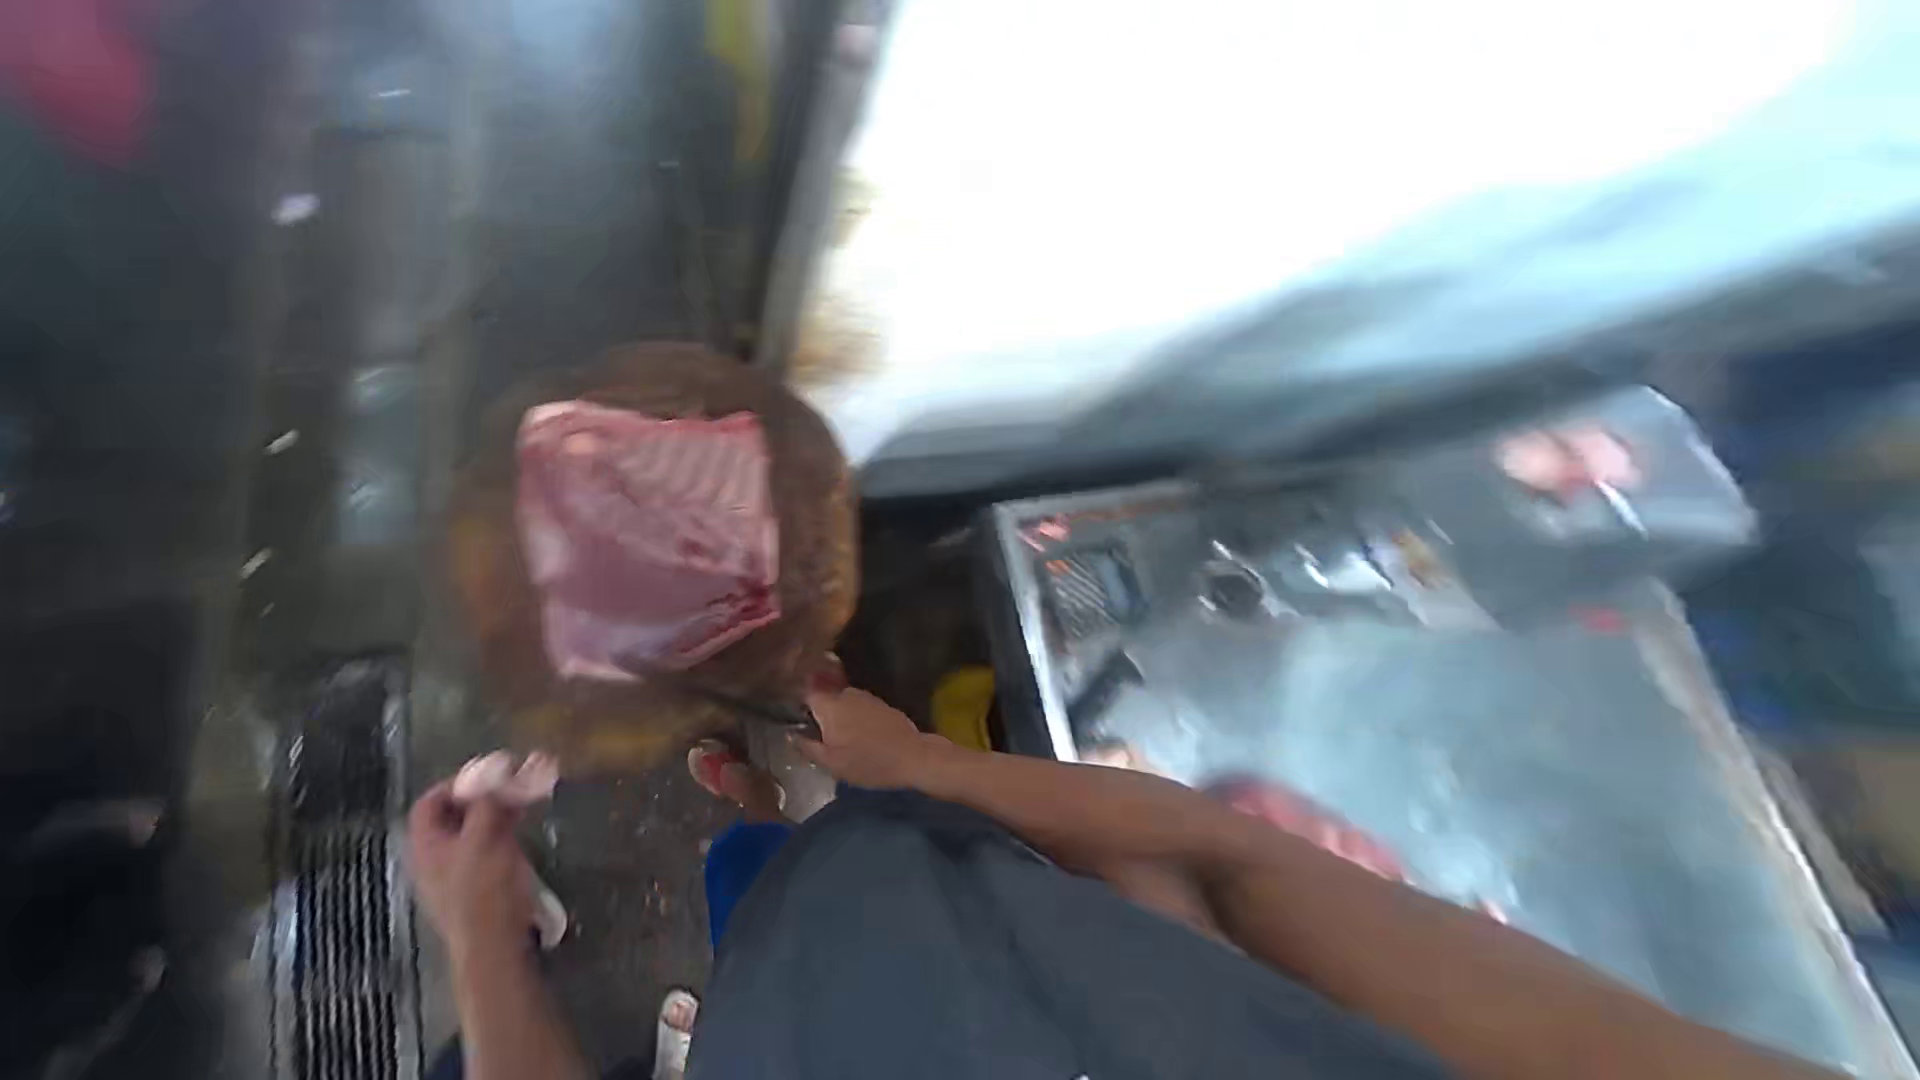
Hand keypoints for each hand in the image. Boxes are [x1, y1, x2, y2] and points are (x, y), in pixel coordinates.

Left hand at [406, 782, 533, 960]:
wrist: (495, 939)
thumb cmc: (484, 888)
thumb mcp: (485, 838)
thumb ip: (487, 803)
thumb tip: (495, 771)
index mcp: (428, 846)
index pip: (429, 803)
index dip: (456, 783)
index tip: (489, 771)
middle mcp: (439, 853)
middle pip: (455, 811)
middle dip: (484, 790)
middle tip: (513, 777)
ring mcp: (462, 864)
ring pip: (476, 822)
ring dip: (499, 803)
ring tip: (526, 789)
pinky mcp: (485, 872)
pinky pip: (491, 836)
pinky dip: (507, 819)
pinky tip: (527, 812)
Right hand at [799, 686, 952, 788]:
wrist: (912, 756)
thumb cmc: (868, 762)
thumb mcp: (832, 763)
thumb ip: (807, 746)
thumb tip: (790, 734)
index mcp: (831, 706)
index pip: (807, 692)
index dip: (799, 701)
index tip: (794, 713)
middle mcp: (848, 694)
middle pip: (826, 697)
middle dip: (820, 712)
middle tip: (817, 733)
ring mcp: (867, 697)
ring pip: (844, 702)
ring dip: (839, 715)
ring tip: (839, 737)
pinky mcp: (882, 704)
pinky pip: (860, 707)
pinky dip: (855, 717)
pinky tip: (859, 734)